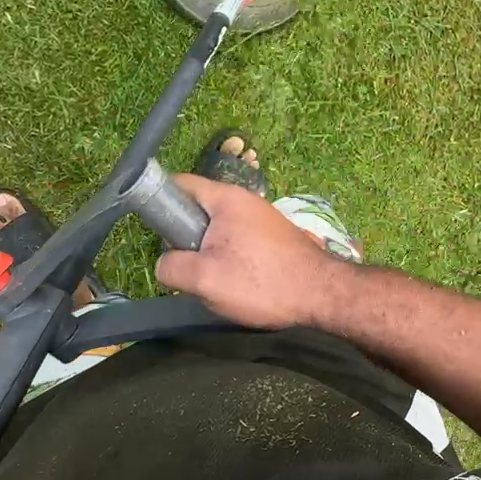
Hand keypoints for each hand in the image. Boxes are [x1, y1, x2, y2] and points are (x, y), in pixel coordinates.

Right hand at [156, 173, 351, 329]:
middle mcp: (247, 200)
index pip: (179, 184)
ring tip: (218, 282)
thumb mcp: (204, 279)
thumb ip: (172, 266)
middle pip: (199, 211)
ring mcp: (264, 218)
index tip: (156, 235)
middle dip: (188, 239)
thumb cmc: (263, 283)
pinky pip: (240, 242)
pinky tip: (241, 284)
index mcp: (227, 199)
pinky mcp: (276, 238)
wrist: (324, 295)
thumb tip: (166, 262)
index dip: (159, 205)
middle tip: (190, 269)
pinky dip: (234, 260)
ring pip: (220, 232)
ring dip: (212, 255)